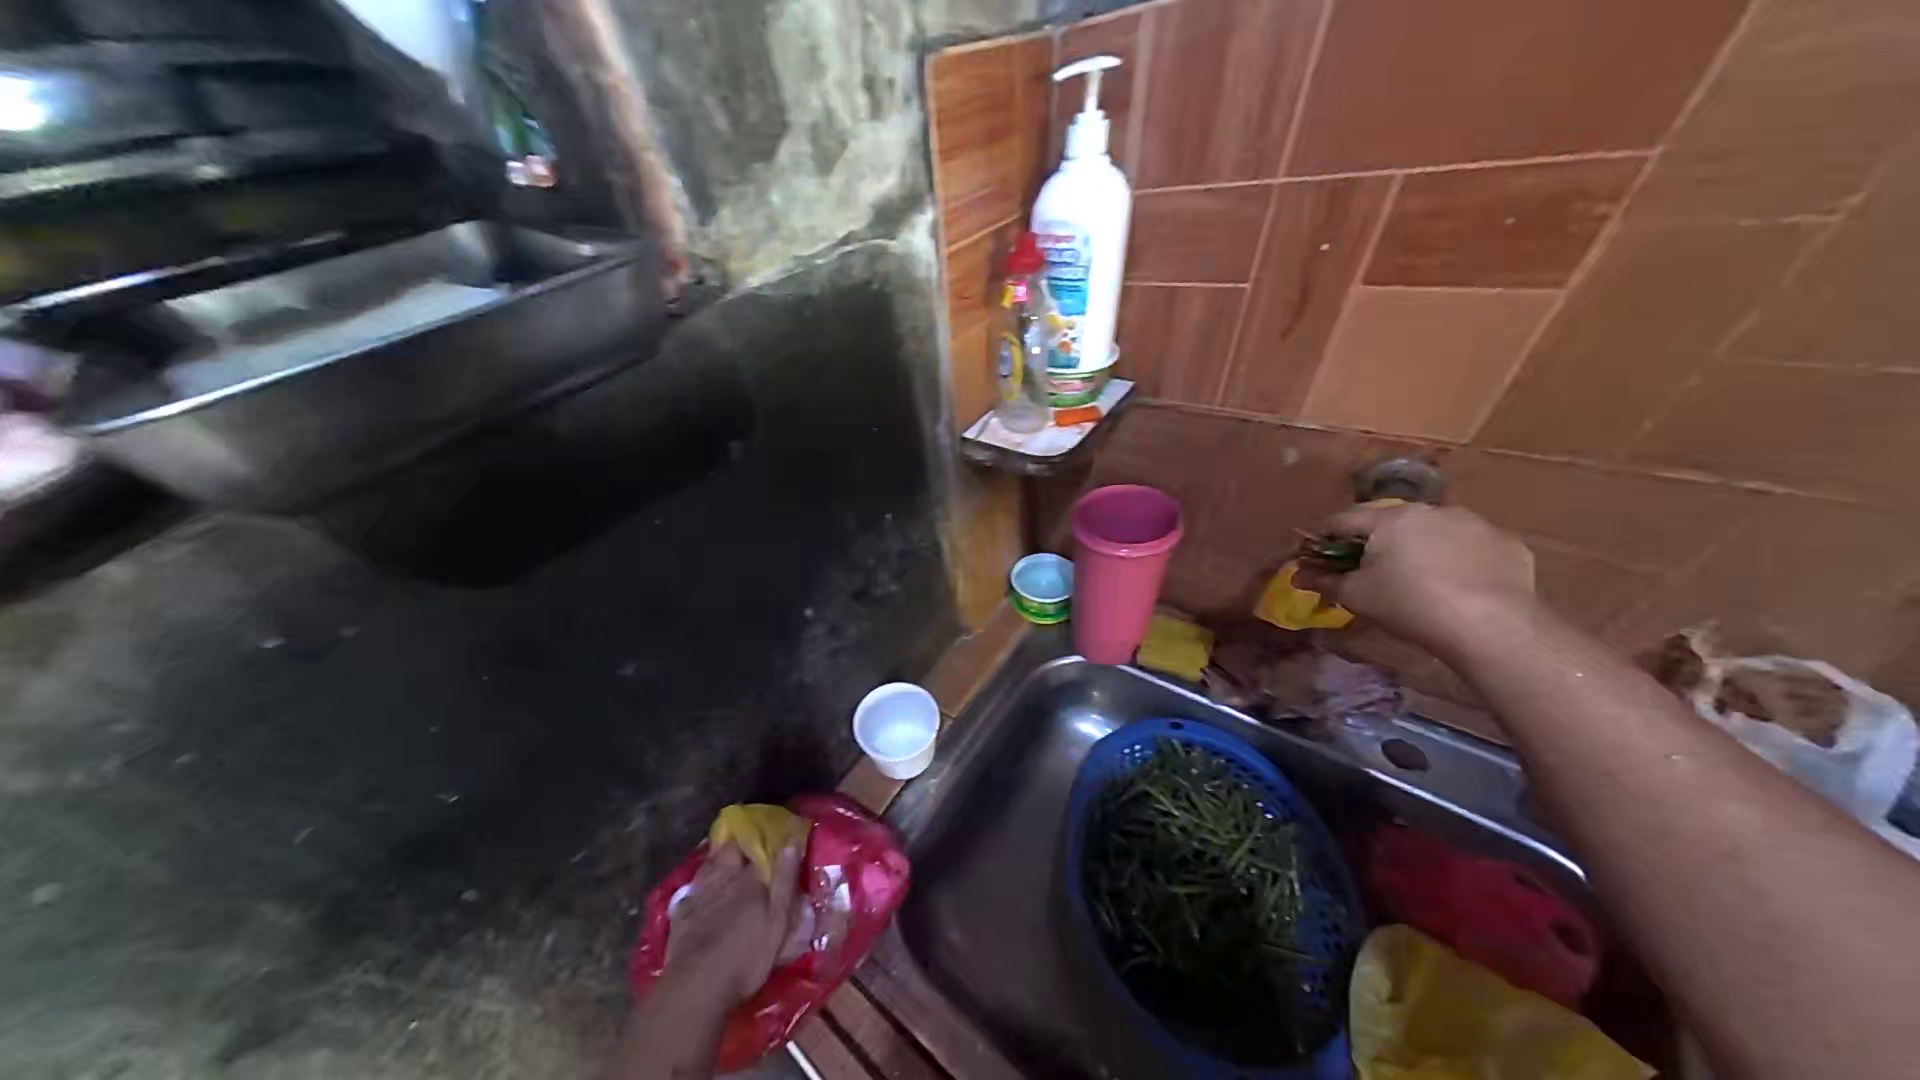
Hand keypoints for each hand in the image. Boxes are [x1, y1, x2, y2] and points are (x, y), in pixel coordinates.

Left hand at [660, 841, 803, 1009]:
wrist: (697, 987)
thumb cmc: (747, 956)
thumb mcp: (778, 921)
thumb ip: (785, 882)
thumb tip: (792, 844)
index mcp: (750, 878)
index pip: (759, 849)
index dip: (765, 844)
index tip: (773, 842)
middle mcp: (723, 878)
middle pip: (729, 851)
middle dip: (738, 848)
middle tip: (747, 854)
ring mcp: (699, 895)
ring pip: (708, 867)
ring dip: (717, 864)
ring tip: (725, 869)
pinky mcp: (680, 914)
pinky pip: (692, 891)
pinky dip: (699, 889)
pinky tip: (701, 895)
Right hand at [1298, 503, 1536, 655]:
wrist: (1492, 625)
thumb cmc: (1410, 604)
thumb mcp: (1357, 596)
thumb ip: (1325, 581)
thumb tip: (1298, 576)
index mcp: (1390, 518)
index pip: (1344, 518)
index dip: (1324, 536)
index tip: (1317, 555)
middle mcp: (1433, 510)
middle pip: (1391, 521)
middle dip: (1375, 540)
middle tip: (1368, 568)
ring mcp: (1476, 524)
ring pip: (1435, 531)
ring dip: (1420, 547)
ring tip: (1418, 578)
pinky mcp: (1508, 544)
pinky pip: (1472, 547)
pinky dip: (1459, 560)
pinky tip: (1459, 587)